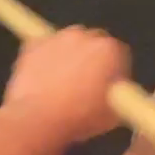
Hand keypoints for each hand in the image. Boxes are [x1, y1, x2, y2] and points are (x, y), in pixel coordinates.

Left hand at [0, 27, 128, 142]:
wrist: (40, 119)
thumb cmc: (81, 117)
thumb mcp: (114, 113)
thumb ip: (119, 94)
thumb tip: (115, 91)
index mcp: (110, 50)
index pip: (120, 54)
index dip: (114, 71)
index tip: (108, 86)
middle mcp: (86, 36)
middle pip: (95, 42)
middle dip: (92, 58)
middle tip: (85, 82)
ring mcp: (58, 37)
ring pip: (69, 42)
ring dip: (70, 55)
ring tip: (62, 81)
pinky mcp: (34, 44)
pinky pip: (45, 47)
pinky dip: (46, 58)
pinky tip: (44, 78)